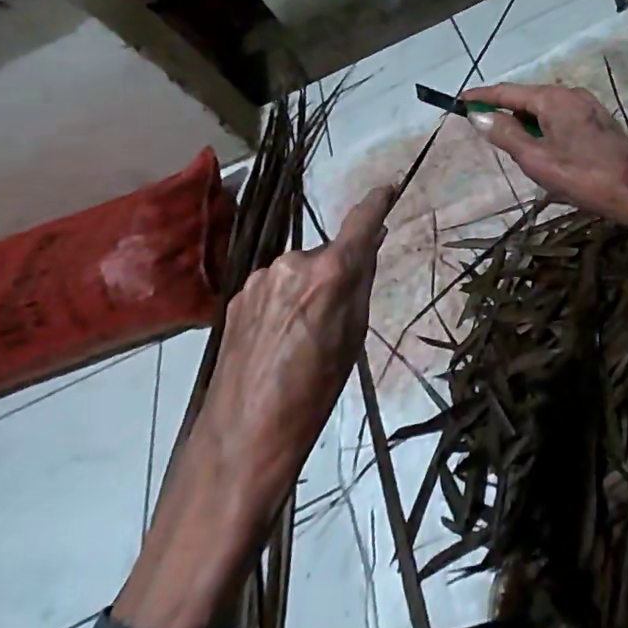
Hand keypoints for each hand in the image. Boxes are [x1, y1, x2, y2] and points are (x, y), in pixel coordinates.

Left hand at [112, 184, 394, 627]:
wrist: (240, 440)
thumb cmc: (313, 396)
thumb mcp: (352, 341)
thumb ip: (359, 286)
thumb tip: (368, 247)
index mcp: (327, 273)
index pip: (360, 223)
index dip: (378, 202)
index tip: (390, 188)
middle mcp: (290, 264)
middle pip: (328, 255)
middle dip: (340, 272)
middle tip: (341, 318)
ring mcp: (258, 280)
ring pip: (300, 272)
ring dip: (310, 290)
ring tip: (305, 340)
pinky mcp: (237, 298)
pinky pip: (276, 289)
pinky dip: (287, 303)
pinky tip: (279, 342)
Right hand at [461, 83, 627, 232]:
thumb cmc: (581, 177)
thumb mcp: (536, 159)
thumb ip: (506, 134)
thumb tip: (479, 117)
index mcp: (554, 99)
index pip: (508, 91)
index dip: (483, 96)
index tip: (460, 99)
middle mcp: (571, 94)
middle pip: (528, 98)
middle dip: (505, 112)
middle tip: (484, 129)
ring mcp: (588, 105)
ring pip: (545, 108)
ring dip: (526, 123)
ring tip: (513, 146)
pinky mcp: (597, 120)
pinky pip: (561, 116)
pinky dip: (544, 127)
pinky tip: (541, 147)